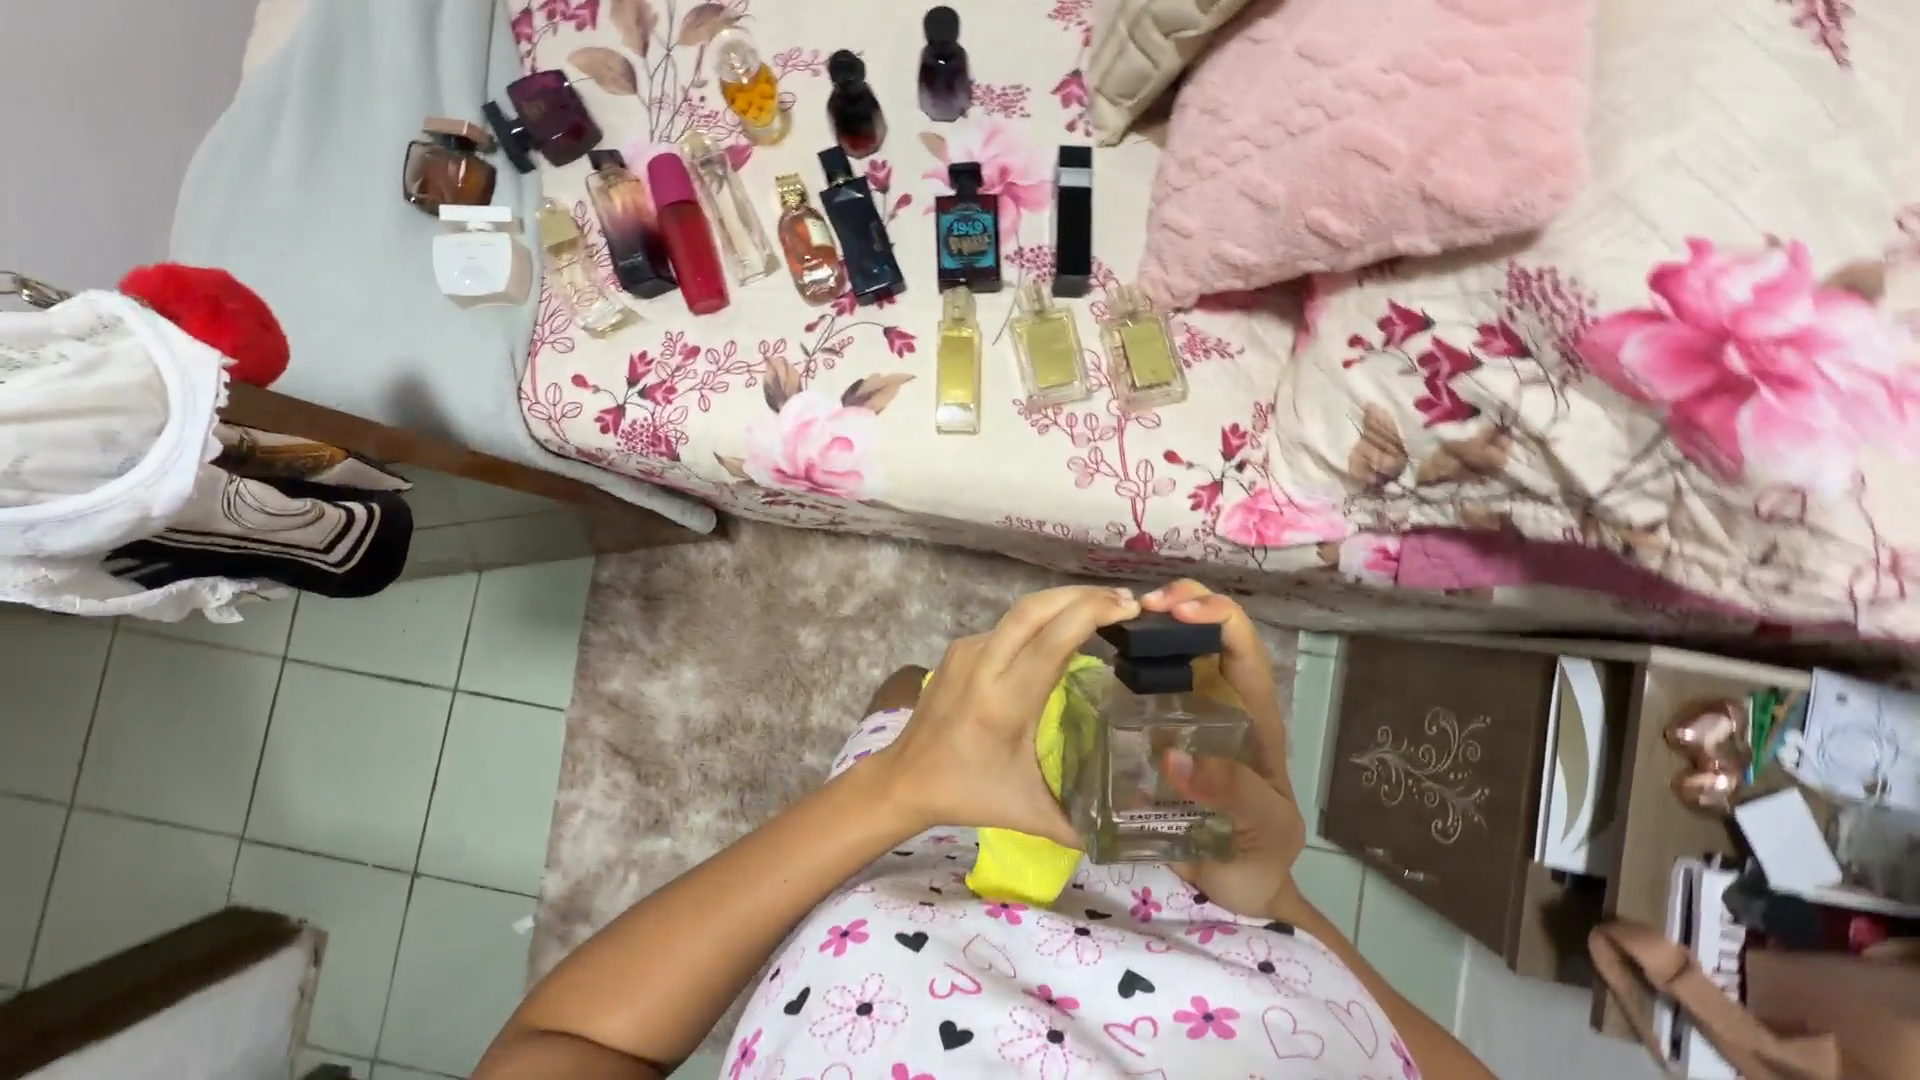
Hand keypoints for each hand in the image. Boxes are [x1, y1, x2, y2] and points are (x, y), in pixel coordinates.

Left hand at [869, 585, 1143, 845]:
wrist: (904, 779)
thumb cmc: (968, 794)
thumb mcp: (1027, 812)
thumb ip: (1078, 823)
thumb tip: (1124, 832)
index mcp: (1003, 702)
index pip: (1052, 640)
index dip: (1093, 614)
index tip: (1130, 609)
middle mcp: (983, 665)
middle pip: (1036, 608)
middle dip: (1084, 596)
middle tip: (1126, 601)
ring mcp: (967, 652)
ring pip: (1021, 610)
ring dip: (1063, 602)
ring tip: (1103, 609)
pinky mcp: (959, 650)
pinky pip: (1007, 625)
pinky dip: (1042, 618)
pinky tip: (1063, 629)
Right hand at [1140, 581, 1307, 918]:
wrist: (1238, 888)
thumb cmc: (1262, 853)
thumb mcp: (1264, 827)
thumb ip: (1234, 793)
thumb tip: (1175, 756)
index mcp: (1254, 715)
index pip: (1242, 647)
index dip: (1216, 615)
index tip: (1177, 610)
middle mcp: (1218, 705)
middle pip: (1205, 635)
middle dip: (1177, 604)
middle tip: (1136, 607)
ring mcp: (1183, 719)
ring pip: (1168, 656)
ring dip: (1145, 630)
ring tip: (1109, 623)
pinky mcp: (1152, 739)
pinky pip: (1136, 694)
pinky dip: (1118, 669)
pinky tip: (1094, 666)